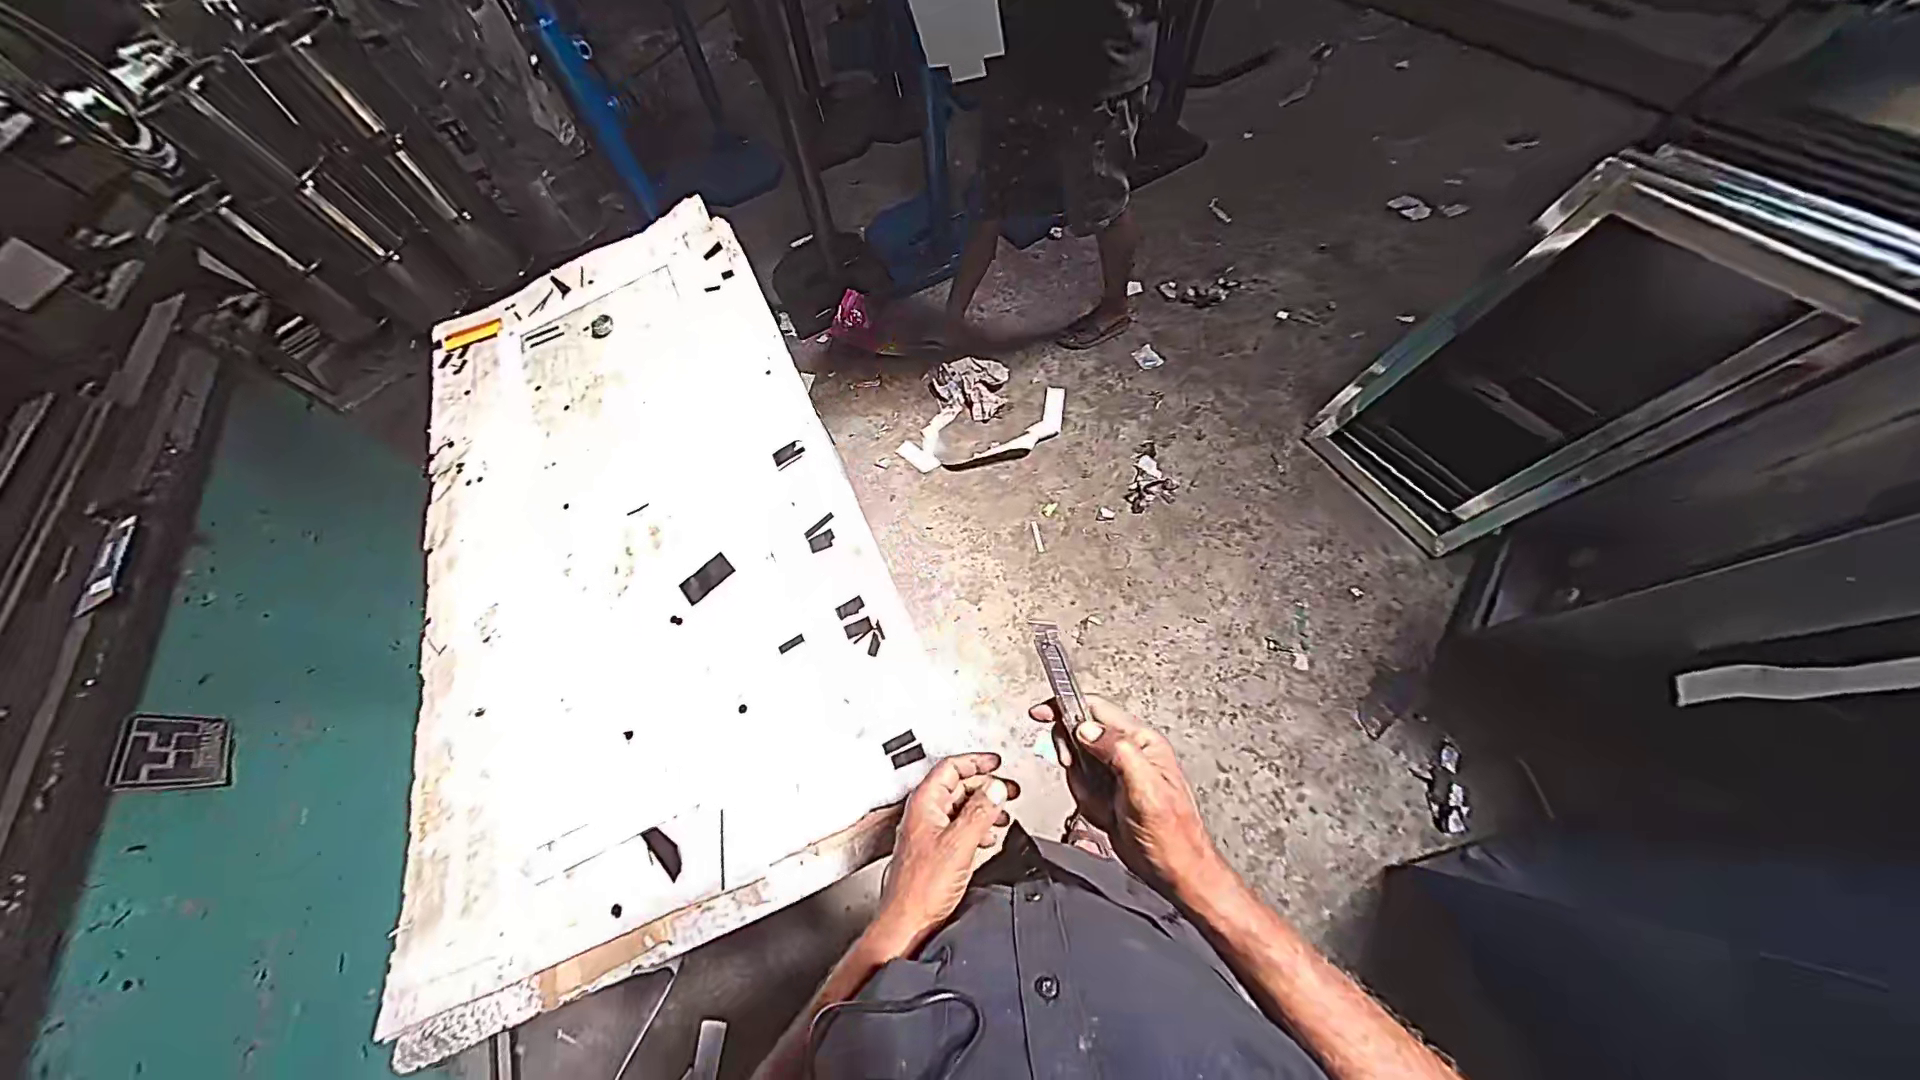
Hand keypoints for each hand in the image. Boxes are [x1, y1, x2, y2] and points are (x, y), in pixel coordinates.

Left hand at [870, 752, 1016, 954]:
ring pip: (960, 806)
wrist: (907, 924)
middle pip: (958, 785)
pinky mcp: (934, 850)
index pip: (951, 767)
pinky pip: (959, 827)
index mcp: (925, 803)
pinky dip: (977, 826)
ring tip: (1004, 813)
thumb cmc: (920, 889)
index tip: (996, 762)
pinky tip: (989, 836)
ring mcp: (928, 831)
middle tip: (1008, 789)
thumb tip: (996, 787)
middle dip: (986, 785)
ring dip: (984, 806)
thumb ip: (980, 812)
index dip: (976, 761)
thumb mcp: (959, 844)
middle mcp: (924, 813)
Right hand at [1029, 696, 1228, 899]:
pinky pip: (1081, 785)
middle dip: (1074, 757)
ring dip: (1082, 786)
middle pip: (1080, 733)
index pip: (1095, 709)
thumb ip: (1117, 751)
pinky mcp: (1109, 790)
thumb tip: (1086, 728)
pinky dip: (1086, 801)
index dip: (1065, 707)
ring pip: (1077, 762)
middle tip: (1083, 777)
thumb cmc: (1173, 836)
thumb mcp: (1145, 789)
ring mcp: (1117, 770)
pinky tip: (1106, 814)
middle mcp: (1129, 750)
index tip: (1042, 713)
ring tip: (1105, 805)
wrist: (1176, 873)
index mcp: (1141, 741)